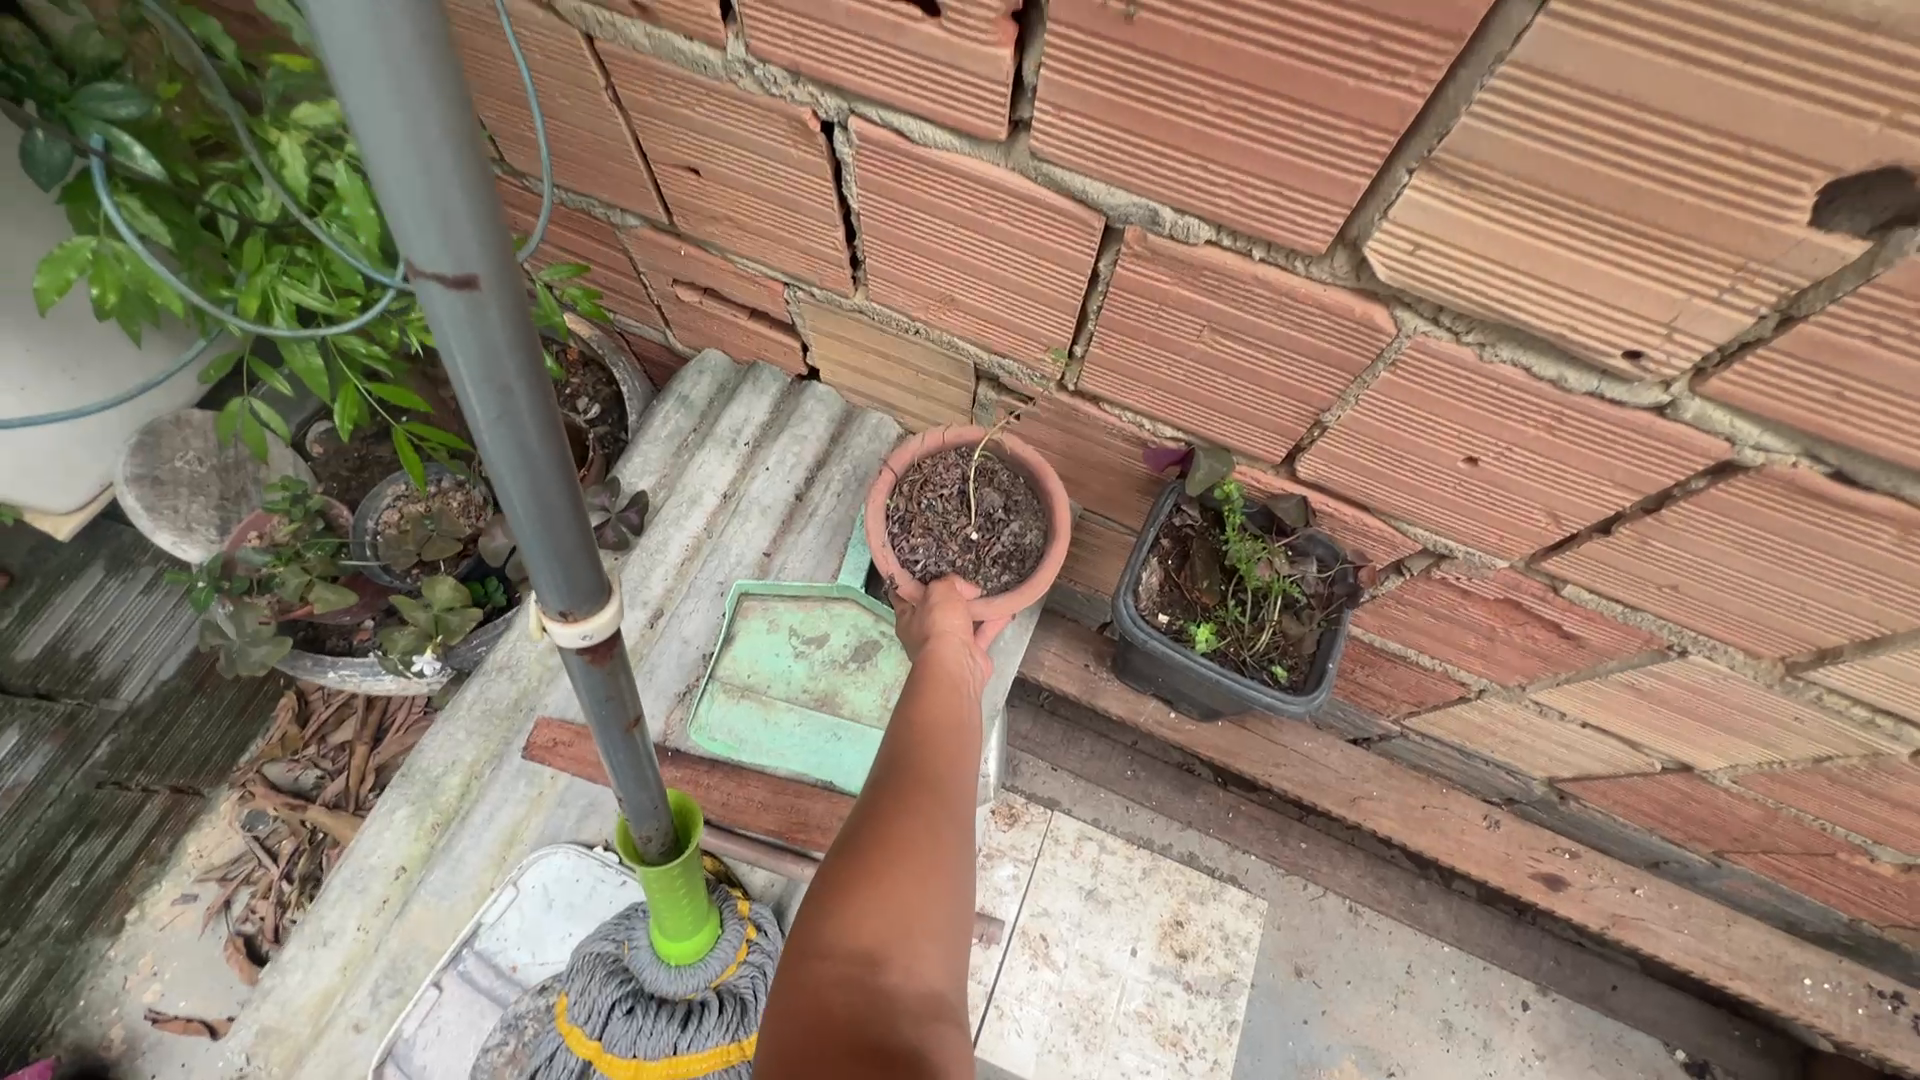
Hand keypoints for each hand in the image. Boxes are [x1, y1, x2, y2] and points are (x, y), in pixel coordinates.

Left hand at [891, 576, 1001, 683]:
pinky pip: (983, 633)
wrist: (957, 663)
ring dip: (976, 608)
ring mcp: (948, 645)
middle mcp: (925, 632)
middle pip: (937, 608)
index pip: (903, 597)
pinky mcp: (970, 653)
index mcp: (907, 618)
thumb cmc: (938, 624)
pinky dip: (993, 621)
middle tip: (965, 580)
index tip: (921, 571)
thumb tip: (967, 590)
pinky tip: (1006, 609)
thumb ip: (950, 582)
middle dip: (950, 595)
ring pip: (962, 621)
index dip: (911, 583)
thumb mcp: (939, 590)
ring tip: (988, 592)